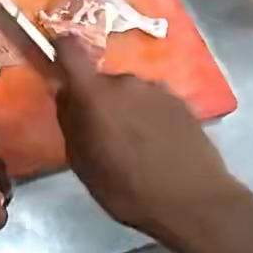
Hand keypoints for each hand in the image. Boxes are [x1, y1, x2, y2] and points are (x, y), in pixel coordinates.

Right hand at [53, 36, 252, 246]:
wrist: (195, 203)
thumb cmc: (126, 187)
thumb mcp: (81, 161)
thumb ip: (69, 120)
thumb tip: (64, 93)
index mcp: (92, 93)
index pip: (69, 49)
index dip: (61, 48)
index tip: (58, 59)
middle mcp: (124, 81)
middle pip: (102, 80)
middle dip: (98, 99)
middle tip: (103, 131)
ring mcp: (156, 89)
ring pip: (129, 91)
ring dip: (126, 108)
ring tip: (135, 143)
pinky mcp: (182, 102)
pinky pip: (153, 101)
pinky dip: (149, 115)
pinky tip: (158, 145)